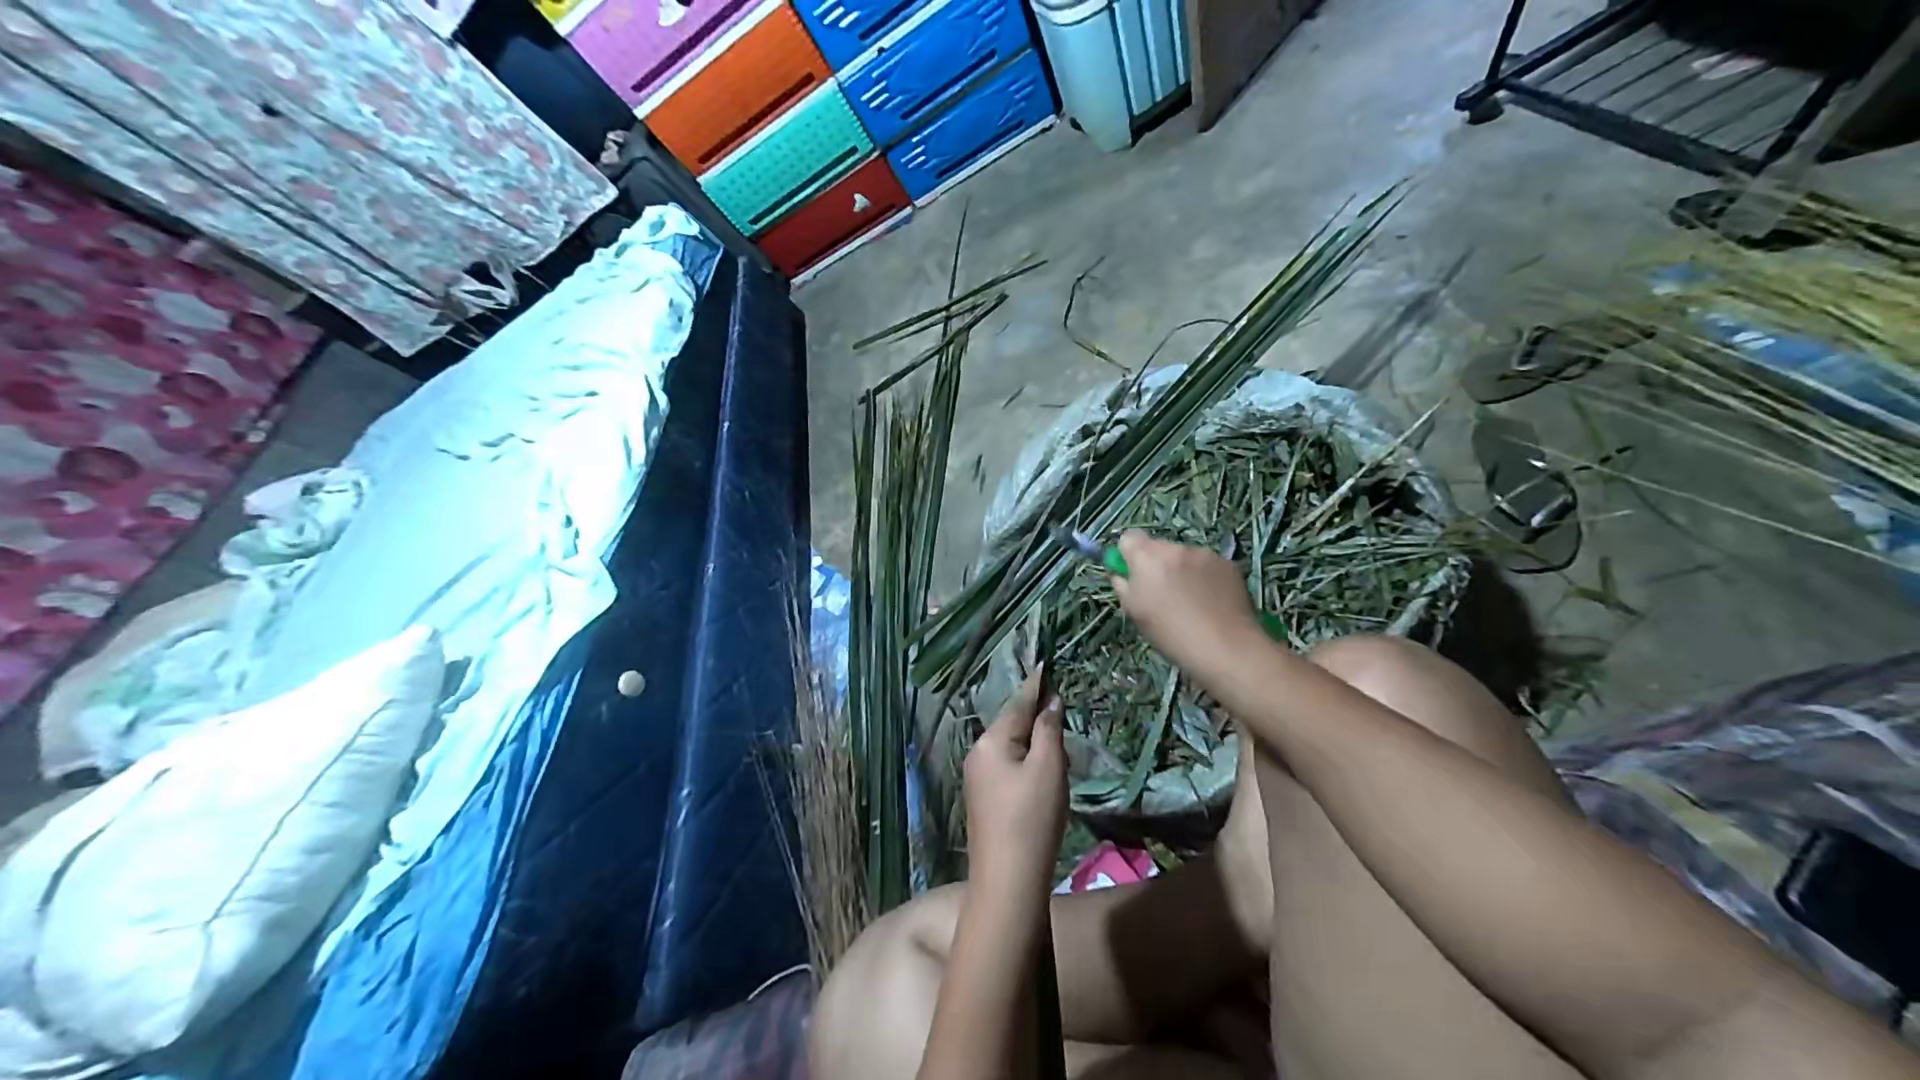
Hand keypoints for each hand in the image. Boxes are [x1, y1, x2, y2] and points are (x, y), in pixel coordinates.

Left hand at [964, 669, 1066, 893]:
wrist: (1008, 880)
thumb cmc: (1031, 818)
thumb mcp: (1048, 768)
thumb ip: (1049, 730)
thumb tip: (1049, 702)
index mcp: (990, 741)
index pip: (1017, 705)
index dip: (1035, 687)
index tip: (1045, 667)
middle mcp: (977, 753)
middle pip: (1012, 726)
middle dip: (1037, 722)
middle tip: (1063, 723)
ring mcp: (977, 778)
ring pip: (1011, 748)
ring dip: (1034, 746)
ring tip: (1059, 757)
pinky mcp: (983, 800)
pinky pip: (1008, 769)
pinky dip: (1027, 766)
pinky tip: (1043, 782)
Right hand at [1110, 530, 1265, 678]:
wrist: (1225, 646)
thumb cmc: (1171, 634)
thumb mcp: (1135, 613)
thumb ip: (1124, 587)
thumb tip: (1122, 576)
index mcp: (1146, 557)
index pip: (1128, 538)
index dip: (1128, 555)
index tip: (1134, 575)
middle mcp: (1175, 548)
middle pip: (1158, 546)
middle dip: (1156, 563)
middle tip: (1162, 592)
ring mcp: (1204, 553)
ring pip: (1184, 556)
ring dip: (1181, 569)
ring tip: (1190, 600)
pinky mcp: (1227, 563)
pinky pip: (1206, 564)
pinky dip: (1204, 576)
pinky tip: (1210, 601)